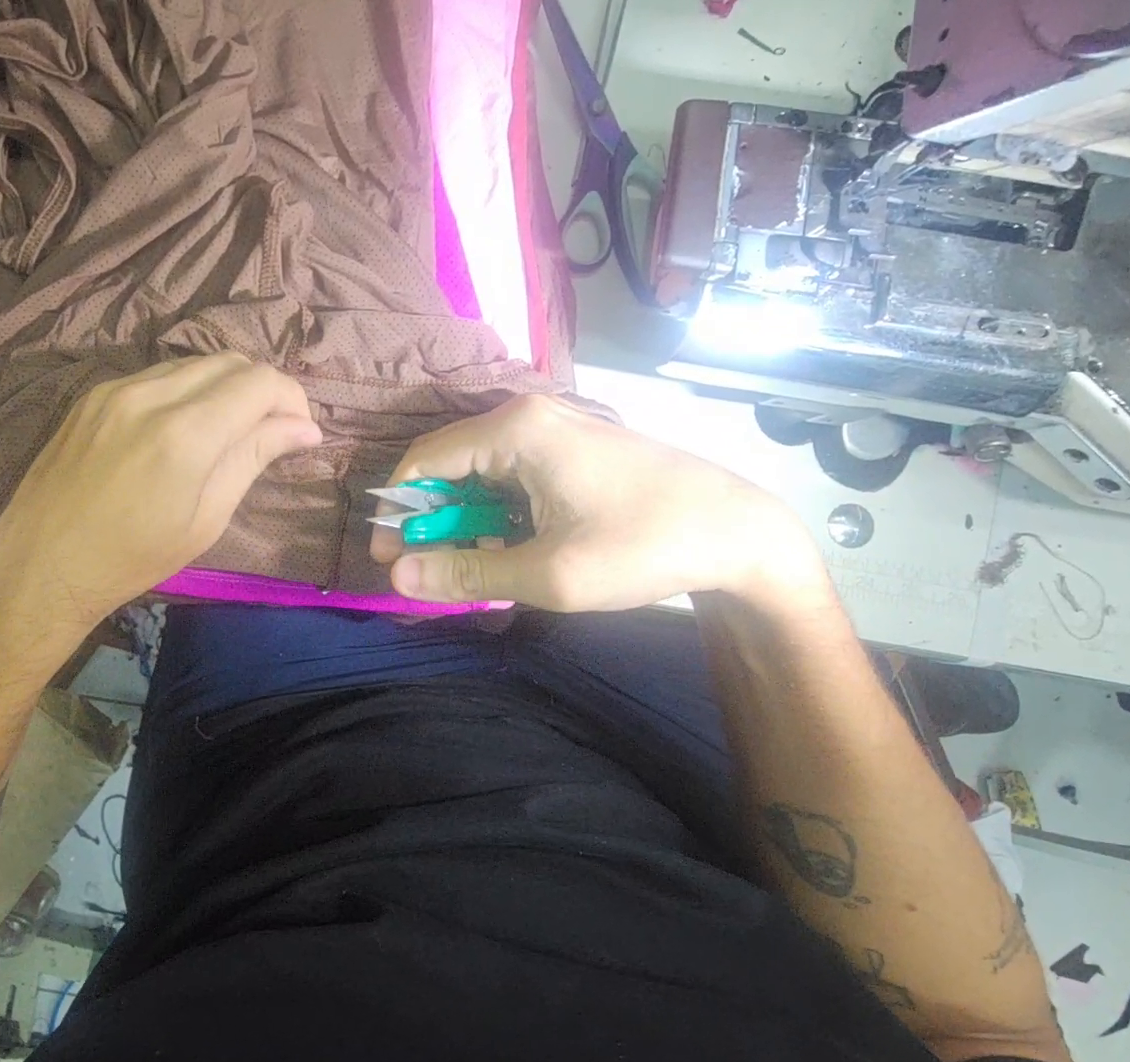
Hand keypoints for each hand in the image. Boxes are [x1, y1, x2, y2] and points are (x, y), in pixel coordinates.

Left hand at [0, 353, 321, 635]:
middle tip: (272, 432)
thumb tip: (304, 428)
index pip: (260, 382)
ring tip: (231, 431)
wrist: (41, 566)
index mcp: (185, 434)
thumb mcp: (205, 520)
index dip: (292, 400)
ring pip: (193, 364)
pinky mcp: (93, 396)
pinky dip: (186, 391)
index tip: (300, 433)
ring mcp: (116, 390)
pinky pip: (157, 376)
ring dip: (225, 387)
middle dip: (263, 389)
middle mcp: (150, 396)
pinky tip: (185, 429)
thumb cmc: (131, 559)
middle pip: (230, 361)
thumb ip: (253, 460)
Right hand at [370, 395, 826, 611]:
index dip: (398, 513)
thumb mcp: (548, 574)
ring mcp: (552, 429)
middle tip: (431, 574)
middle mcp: (527, 416)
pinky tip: (512, 553)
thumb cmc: (644, 547)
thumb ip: (465, 574)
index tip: (389, 560)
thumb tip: (395, 578)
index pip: (423, 460)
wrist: (740, 534)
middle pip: (449, 467)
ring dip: (466, 525)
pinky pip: (509, 479)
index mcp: (515, 430)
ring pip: (478, 476)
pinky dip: (496, 518)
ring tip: (474, 573)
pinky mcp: (569, 448)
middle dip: (432, 523)